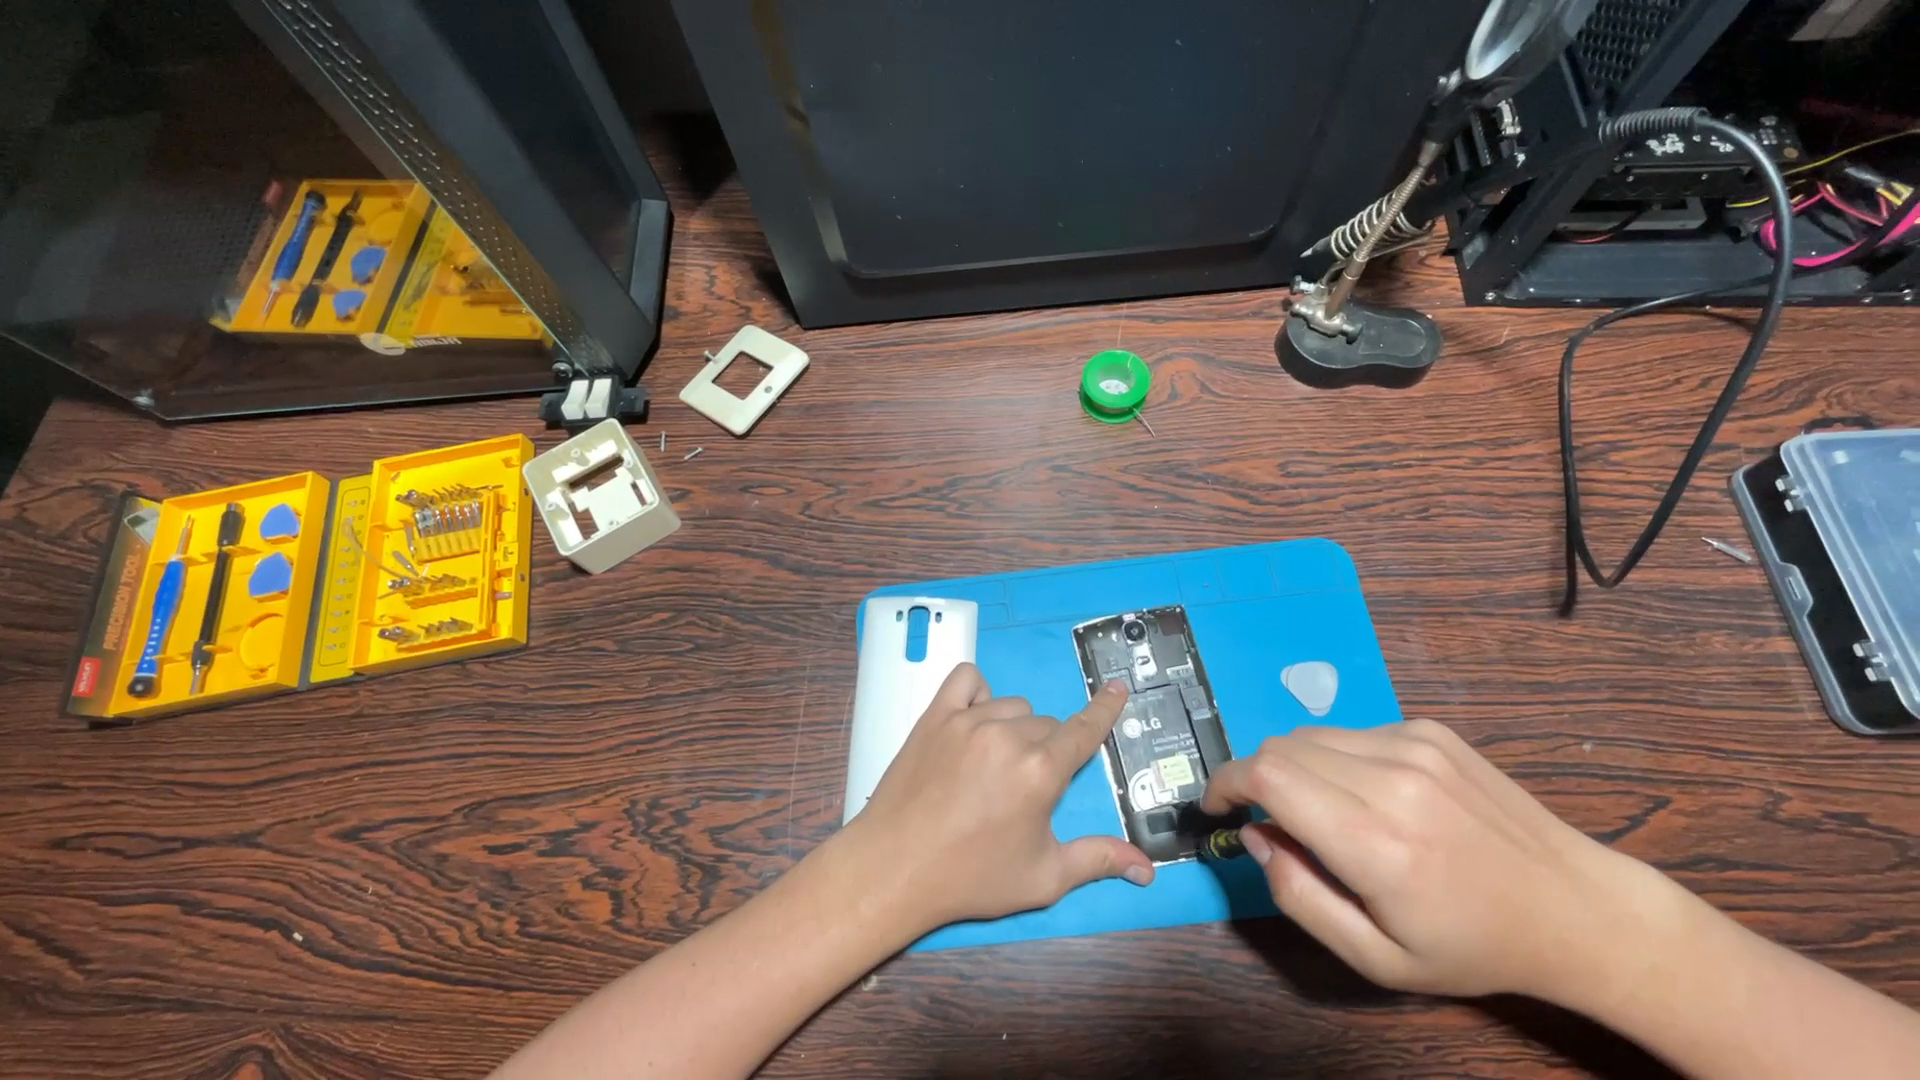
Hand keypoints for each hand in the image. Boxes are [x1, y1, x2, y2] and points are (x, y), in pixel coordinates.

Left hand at [842, 663, 1154, 931]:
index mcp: (1040, 772)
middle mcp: (1008, 736)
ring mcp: (967, 720)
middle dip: (1047, 751)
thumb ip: (1097, 860)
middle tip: (1024, 788)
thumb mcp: (1042, 878)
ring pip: (1011, 706)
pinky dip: (977, 691)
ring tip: (994, 765)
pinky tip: (974, 720)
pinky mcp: (934, 716)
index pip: (1084, 730)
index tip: (1115, 688)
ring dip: (1015, 728)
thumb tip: (1147, 868)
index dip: (1104, 710)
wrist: (894, 868)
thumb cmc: (970, 878)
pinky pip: (966, 679)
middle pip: (1047, 725)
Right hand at [1200, 719, 1652, 999]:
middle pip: (1280, 748)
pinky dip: (1336, 759)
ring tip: (1323, 812)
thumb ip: (1299, 897)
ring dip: (1294, 767)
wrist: (1578, 909)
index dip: (1226, 784)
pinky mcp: (1431, 731)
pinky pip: (1351, 732)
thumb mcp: (1376, 958)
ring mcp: (1415, 744)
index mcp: (1376, 841)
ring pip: (1311, 735)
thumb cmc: (1472, 946)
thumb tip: (1257, 837)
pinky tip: (1370, 796)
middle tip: (1271, 822)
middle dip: (1256, 780)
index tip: (1217, 806)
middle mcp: (1392, 777)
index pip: (1267, 776)